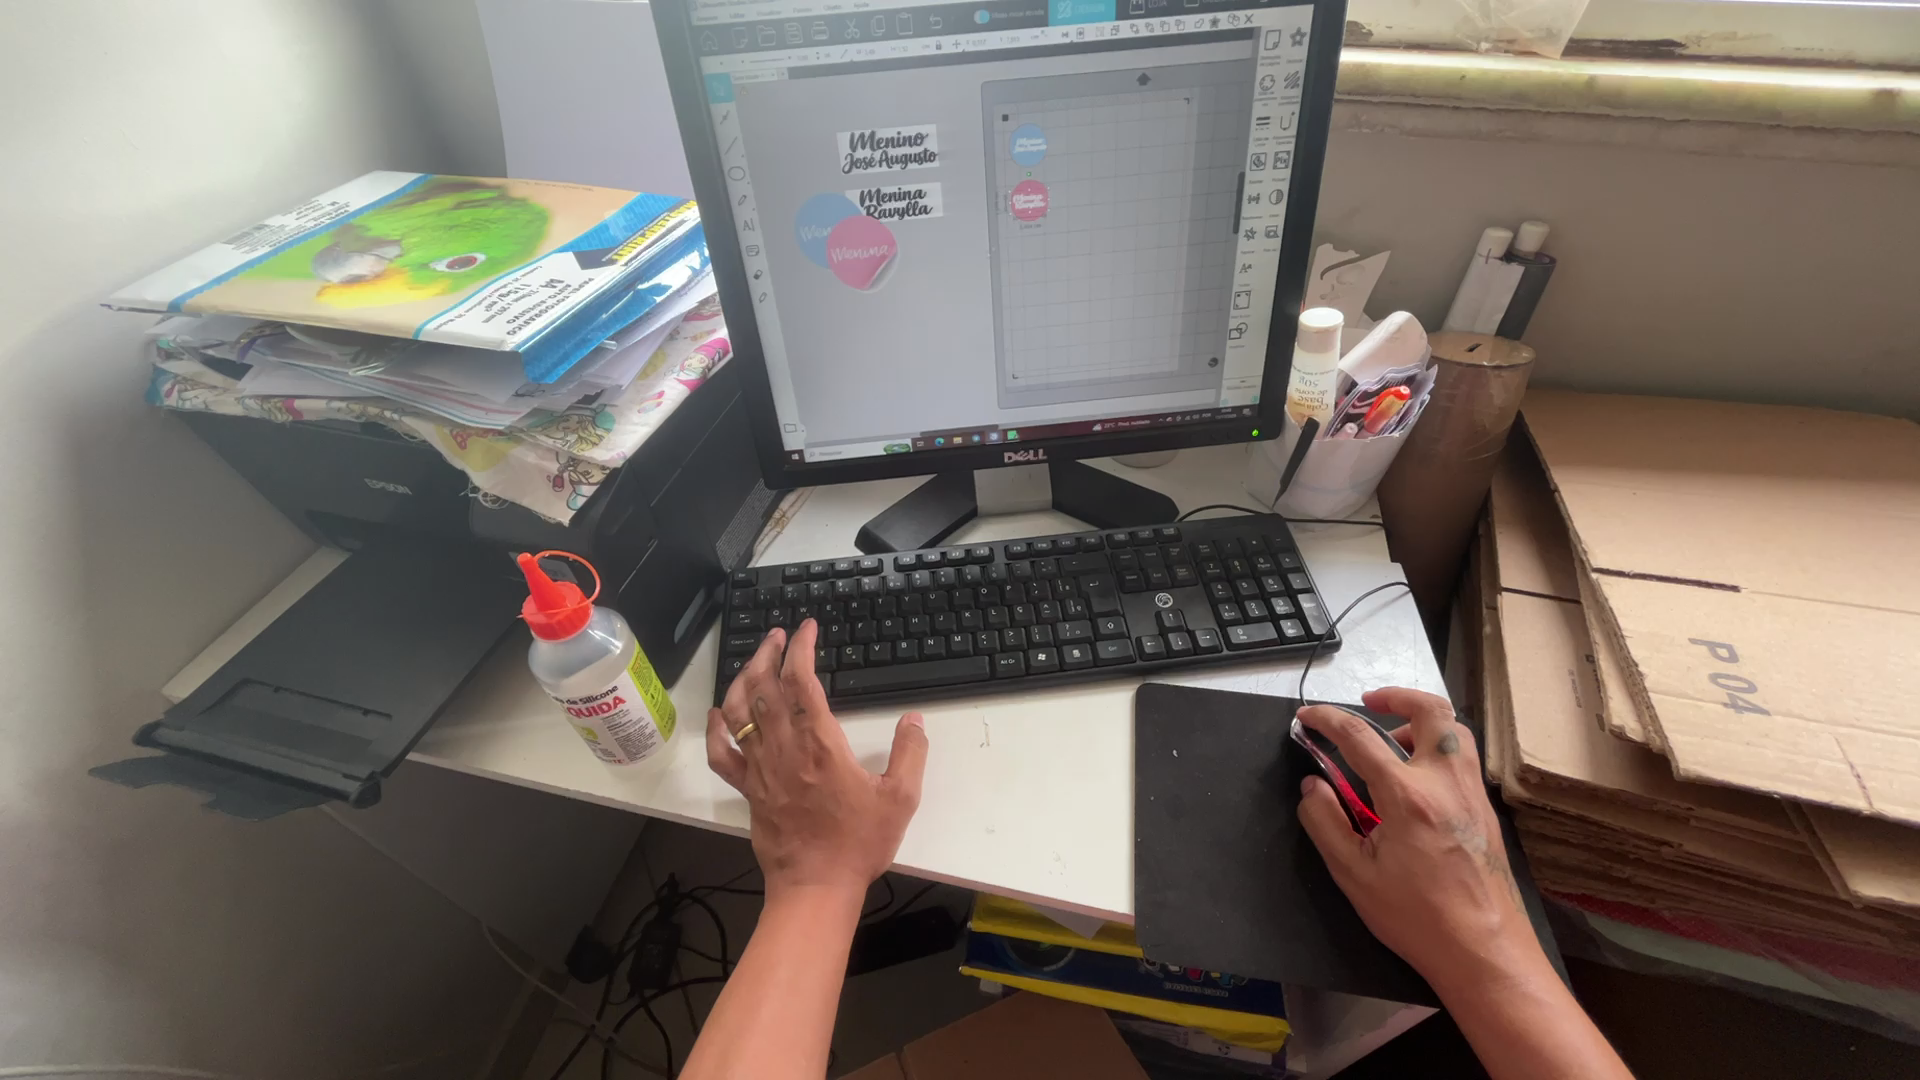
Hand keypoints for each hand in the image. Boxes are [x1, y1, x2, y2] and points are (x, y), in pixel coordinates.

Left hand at [707, 619, 929, 901]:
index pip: (803, 682)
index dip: (802, 648)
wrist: (816, 888)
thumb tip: (915, 719)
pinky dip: (716, 728)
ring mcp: (760, 769)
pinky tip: (720, 711)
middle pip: (765, 688)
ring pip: (740, 712)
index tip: (807, 628)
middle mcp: (785, 749)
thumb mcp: (900, 798)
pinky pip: (721, 754)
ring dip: (744, 678)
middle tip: (779, 634)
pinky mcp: (747, 790)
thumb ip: (911, 753)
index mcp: (821, 745)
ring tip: (754, 659)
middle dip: (769, 653)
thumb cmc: (858, 843)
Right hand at [1295, 687, 1543, 994]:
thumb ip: (1324, 821)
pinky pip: (1462, 759)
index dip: (1326, 719)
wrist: (1487, 956)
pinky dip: (1435, 748)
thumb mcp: (1352, 873)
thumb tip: (1313, 786)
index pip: (1359, 737)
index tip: (1306, 717)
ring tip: (1390, 741)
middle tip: (1367, 704)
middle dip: (1395, 696)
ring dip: (1420, 722)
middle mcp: (1446, 784)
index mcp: (1407, 797)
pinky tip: (1412, 778)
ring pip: (1456, 731)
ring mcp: (1472, 796)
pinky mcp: (1486, 812)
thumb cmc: (1416, 917)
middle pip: (1431, 711)